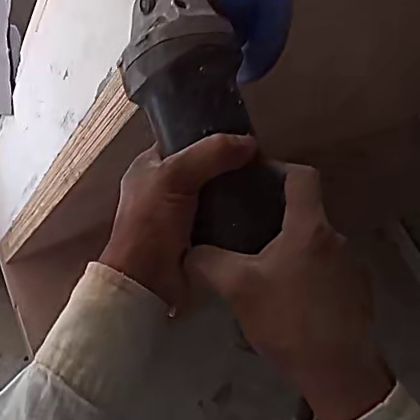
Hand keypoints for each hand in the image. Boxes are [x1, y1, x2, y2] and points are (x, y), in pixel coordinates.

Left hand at [100, 134, 258, 308]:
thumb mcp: (173, 177)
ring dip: (239, 191)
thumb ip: (208, 155)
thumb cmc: (150, 225)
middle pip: (205, 166)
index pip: (184, 139)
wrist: (148, 283)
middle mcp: (165, 186)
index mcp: (150, 165)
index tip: (244, 137)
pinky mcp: (199, 236)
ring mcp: (182, 212)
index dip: (211, 135)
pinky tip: (264, 210)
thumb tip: (249, 143)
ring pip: (218, 192)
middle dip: (231, 165)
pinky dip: (240, 214)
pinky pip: (225, 217)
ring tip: (271, 185)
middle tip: (264, 164)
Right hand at [185, 163, 393, 419]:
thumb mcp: (236, 288)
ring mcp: (352, 268)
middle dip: (274, 212)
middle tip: (241, 224)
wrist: (340, 377)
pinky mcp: (357, 295)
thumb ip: (206, 261)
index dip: (276, 168)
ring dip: (288, 245)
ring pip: (313, 242)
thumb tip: (188, 252)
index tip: (251, 177)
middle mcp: (336, 240)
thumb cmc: (288, 321)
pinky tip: (283, 296)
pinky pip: (325, 268)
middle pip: (306, 209)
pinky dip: (304, 271)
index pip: (302, 175)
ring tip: (257, 264)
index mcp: (310, 228)